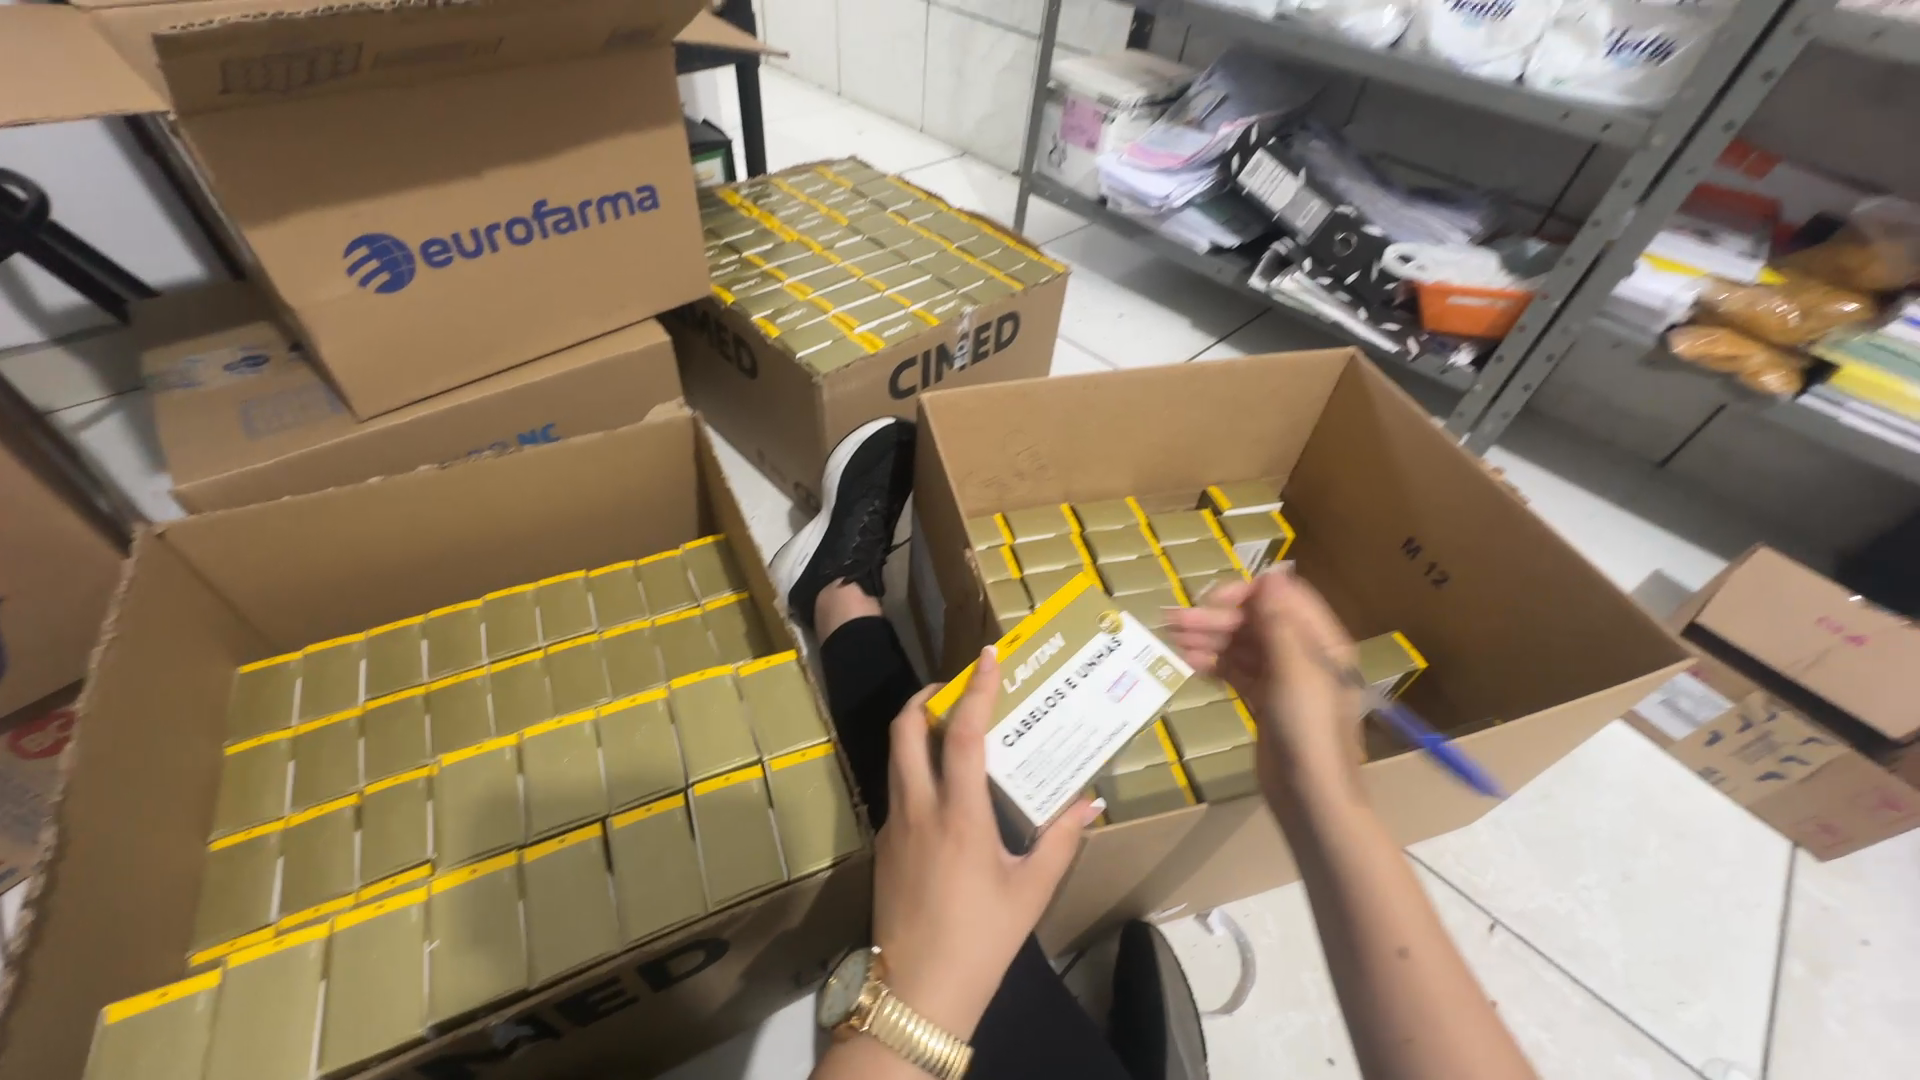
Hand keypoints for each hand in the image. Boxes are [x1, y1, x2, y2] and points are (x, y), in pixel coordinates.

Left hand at [869, 649, 1100, 1039]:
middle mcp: (918, 808)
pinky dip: (914, 767)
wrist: (916, 994)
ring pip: (894, 756)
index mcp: (958, 815)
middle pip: (906, 729)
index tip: (986, 656)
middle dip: (926, 697)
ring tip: (950, 727)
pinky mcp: (881, 845)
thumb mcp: (1031, 891)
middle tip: (954, 688)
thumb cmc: (981, 939)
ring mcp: (893, 825)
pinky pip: (896, 788)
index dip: (975, 690)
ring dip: (916, 729)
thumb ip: (1061, 840)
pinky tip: (941, 788)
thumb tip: (1089, 802)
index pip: (964, 735)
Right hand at [1163, 570, 1364, 796]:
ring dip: (1208, 639)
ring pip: (1240, 646)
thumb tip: (1269, 575)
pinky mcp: (1265, 701)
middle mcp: (1303, 653)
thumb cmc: (1308, 729)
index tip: (1209, 600)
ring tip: (1171, 640)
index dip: (1244, 594)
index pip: (1280, 598)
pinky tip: (1188, 663)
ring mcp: (1283, 678)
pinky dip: (1213, 664)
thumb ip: (1278, 623)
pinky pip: (1235, 671)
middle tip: (1173, 622)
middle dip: (1215, 618)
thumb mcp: (1294, 671)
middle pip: (1254, 621)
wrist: (1311, 794)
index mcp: (1320, 640)